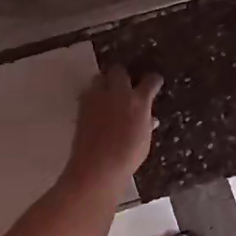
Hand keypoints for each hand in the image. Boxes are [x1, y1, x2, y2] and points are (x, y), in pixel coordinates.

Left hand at [63, 67, 161, 185]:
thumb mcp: (144, 140)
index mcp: (139, 101)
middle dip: (123, 75)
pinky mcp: (82, 106)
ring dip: (104, 82)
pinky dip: (93, 96)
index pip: (150, 81)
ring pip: (99, 78)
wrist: (97, 165)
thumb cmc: (127, 156)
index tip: (154, 82)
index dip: (153, 80)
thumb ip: (146, 124)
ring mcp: (97, 98)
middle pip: (119, 71)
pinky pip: (88, 92)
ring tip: (108, 92)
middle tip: (126, 85)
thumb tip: (150, 119)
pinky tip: (96, 105)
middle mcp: (118, 93)